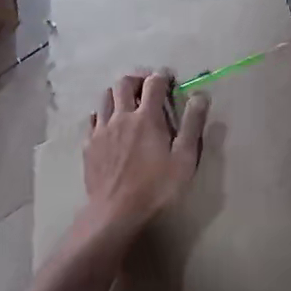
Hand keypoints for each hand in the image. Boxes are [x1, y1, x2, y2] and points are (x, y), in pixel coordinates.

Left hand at [81, 70, 206, 232]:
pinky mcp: (89, 145)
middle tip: (148, 87)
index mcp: (147, 118)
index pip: (154, 84)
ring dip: (118, 93)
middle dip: (137, 79)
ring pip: (105, 97)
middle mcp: (121, 117)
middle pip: (123, 84)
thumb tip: (200, 96)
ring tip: (129, 102)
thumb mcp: (184, 158)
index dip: (162, 76)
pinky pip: (93, 119)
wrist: (115, 213)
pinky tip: (110, 123)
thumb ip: (192, 124)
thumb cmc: (156, 186)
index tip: (169, 78)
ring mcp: (101, 130)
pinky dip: (103, 113)